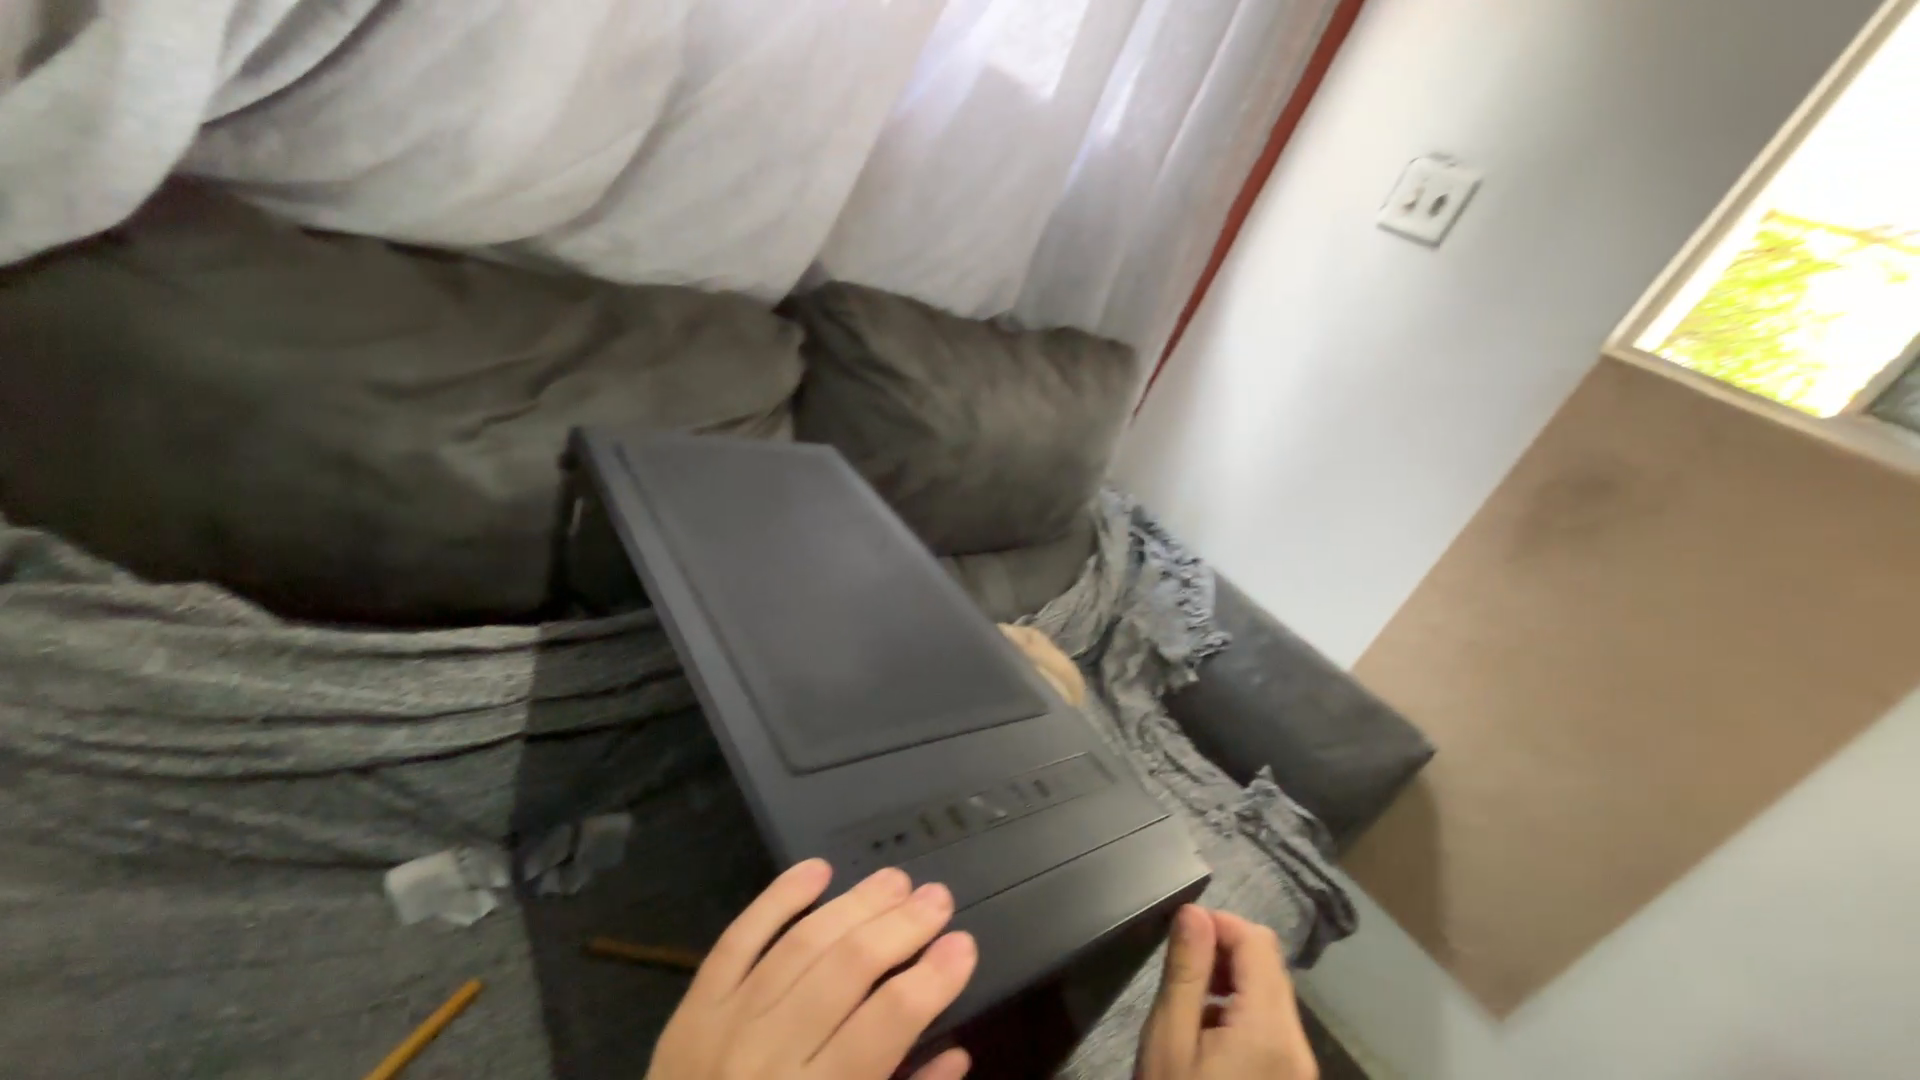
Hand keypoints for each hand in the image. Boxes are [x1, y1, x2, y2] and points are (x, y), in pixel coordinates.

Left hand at [646, 859, 976, 1079]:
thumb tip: (957, 1055)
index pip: (886, 1024)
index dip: (931, 979)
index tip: (964, 944)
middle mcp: (770, 1057)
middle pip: (846, 970)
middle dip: (900, 927)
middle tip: (937, 898)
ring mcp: (726, 1025)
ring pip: (801, 944)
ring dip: (854, 904)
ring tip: (895, 880)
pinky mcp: (693, 1007)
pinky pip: (739, 939)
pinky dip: (778, 898)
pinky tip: (817, 870)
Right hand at [1138, 906, 1318, 1079]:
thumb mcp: (1170, 1041)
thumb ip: (1186, 972)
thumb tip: (1194, 912)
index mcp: (1270, 1029)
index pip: (1257, 941)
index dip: (1218, 923)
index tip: (1179, 936)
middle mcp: (1297, 1044)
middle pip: (1269, 966)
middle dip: (1224, 951)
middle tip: (1181, 970)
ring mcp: (1301, 1069)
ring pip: (1271, 995)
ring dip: (1231, 982)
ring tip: (1190, 1006)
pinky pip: (1273, 1028)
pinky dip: (1241, 1013)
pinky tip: (1208, 1040)